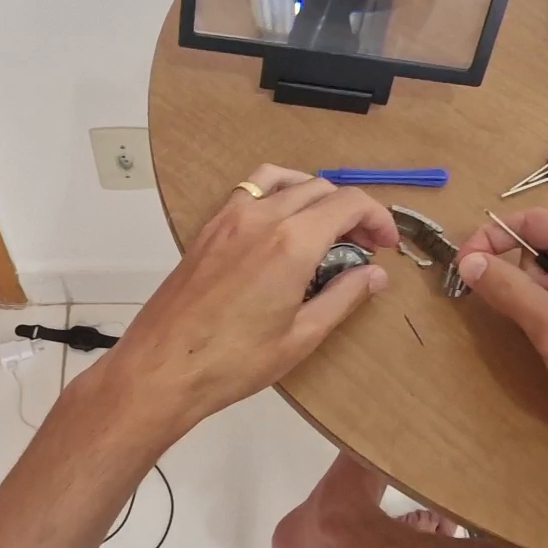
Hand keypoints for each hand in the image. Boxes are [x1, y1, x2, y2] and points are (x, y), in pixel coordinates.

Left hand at [98, 165, 399, 430]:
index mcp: (291, 243)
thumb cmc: (232, 362)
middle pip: (320, 188)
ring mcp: (229, 218)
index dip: (377, 218)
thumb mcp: (301, 336)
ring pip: (284, 180)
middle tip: (361, 246)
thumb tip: (374, 275)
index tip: (384, 244)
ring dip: (314, 194)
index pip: (348, 203)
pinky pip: (250, 190)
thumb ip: (343, 297)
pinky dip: (276, 194)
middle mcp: (262, 218)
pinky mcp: (208, 229)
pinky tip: (280, 225)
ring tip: (324, 227)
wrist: (163, 367)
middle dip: (350, 211)